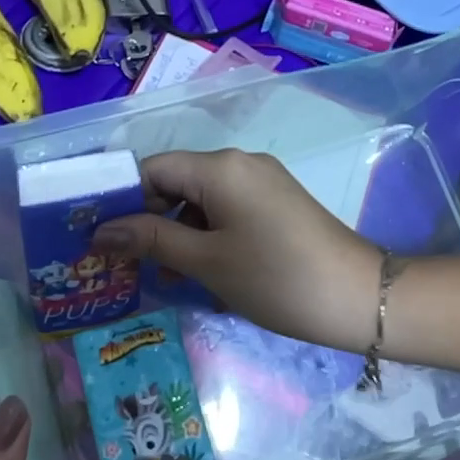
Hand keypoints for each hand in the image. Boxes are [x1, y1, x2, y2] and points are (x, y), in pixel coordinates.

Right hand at [93, 149, 383, 351]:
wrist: (359, 297)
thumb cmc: (275, 278)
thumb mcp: (206, 262)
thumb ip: (151, 240)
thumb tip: (101, 231)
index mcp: (219, 167)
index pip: (152, 168)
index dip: (122, 199)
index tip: (100, 236)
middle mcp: (239, 162)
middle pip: (176, 181)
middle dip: (148, 219)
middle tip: (124, 262)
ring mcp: (262, 181)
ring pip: (201, 198)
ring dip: (177, 232)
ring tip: (163, 276)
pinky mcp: (277, 202)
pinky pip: (227, 208)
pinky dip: (207, 234)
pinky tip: (200, 270)